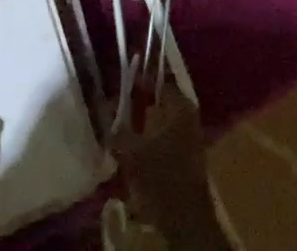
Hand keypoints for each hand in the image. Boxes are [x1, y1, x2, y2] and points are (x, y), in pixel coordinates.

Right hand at [112, 85, 228, 250]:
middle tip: (116, 101)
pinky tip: (134, 141)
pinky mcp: (188, 152)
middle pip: (161, 98)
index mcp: (181, 107)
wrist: (185, 217)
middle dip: (139, 99)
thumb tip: (104, 112)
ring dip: (144, 118)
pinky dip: (151, 134)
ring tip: (120, 121)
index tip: (121, 79)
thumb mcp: (132, 152)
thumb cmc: (160, 177)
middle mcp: (189, 115)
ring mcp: (191, 134)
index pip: (160, 80)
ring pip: (163, 117)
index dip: (140, 79)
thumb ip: (117, 130)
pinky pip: (166, 133)